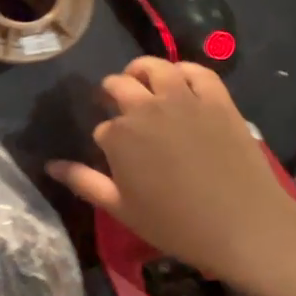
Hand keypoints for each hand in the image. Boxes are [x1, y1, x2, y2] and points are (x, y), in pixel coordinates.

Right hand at [46, 57, 295, 282]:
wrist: (245, 227)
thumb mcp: (122, 208)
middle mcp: (146, 108)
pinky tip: (180, 83)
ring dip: (142, 72)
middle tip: (119, 109)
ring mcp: (183, 100)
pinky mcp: (217, 100)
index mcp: (118, 135)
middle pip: (118, 85)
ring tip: (143, 84)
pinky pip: (197, 71)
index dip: (106, 140)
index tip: (114, 154)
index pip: (102, 127)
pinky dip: (184, 71)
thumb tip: (51, 165)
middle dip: (112, 93)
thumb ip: (84, 182)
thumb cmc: (177, 224)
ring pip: (154, 67)